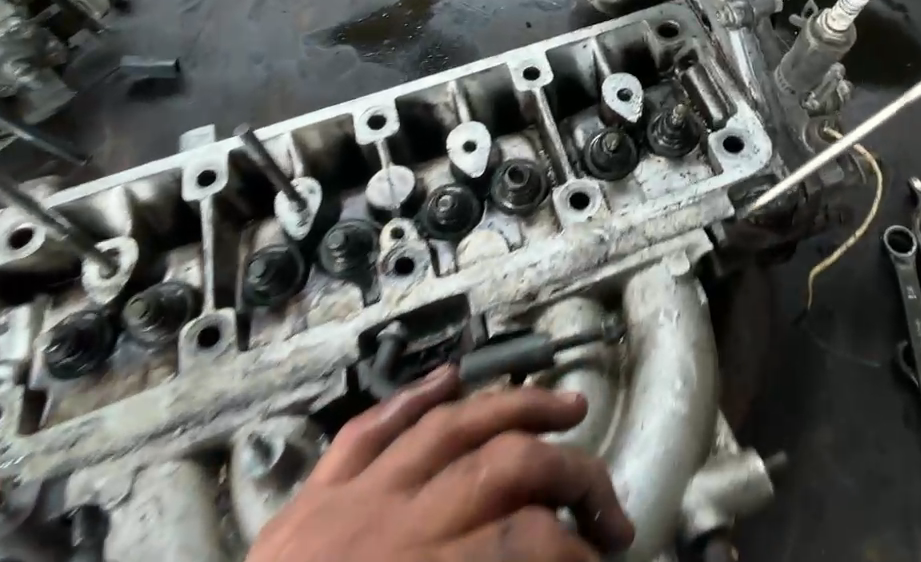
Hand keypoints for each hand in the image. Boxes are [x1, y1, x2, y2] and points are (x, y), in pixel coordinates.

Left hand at [248, 367, 634, 561]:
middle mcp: (396, 526)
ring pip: (449, 426)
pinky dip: (413, 397)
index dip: (578, 547)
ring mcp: (352, 499)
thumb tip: (547, 556)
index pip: (526, 540)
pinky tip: (451, 376)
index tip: (603, 561)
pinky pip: (368, 429)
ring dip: (514, 407)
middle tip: (607, 501)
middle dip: (571, 473)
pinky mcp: (313, 495)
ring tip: (563, 406)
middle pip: (505, 466)